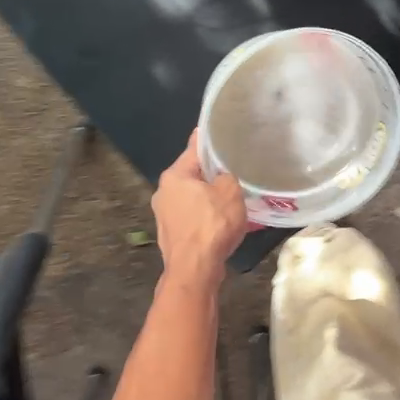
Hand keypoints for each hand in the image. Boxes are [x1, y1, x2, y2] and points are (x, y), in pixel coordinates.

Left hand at [152, 130, 246, 290]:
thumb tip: (223, 179)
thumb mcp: (230, 191)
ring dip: (211, 197)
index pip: (195, 148)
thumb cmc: (212, 224)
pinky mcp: (172, 235)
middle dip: (213, 173)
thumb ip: (227, 177)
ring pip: (194, 197)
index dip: (210, 139)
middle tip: (236, 169)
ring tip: (234, 197)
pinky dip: (208, 216)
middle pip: (193, 174)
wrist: (195, 270)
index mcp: (174, 175)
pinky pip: (194, 217)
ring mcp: (165, 215)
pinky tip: (225, 222)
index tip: (222, 129)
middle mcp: (164, 192)